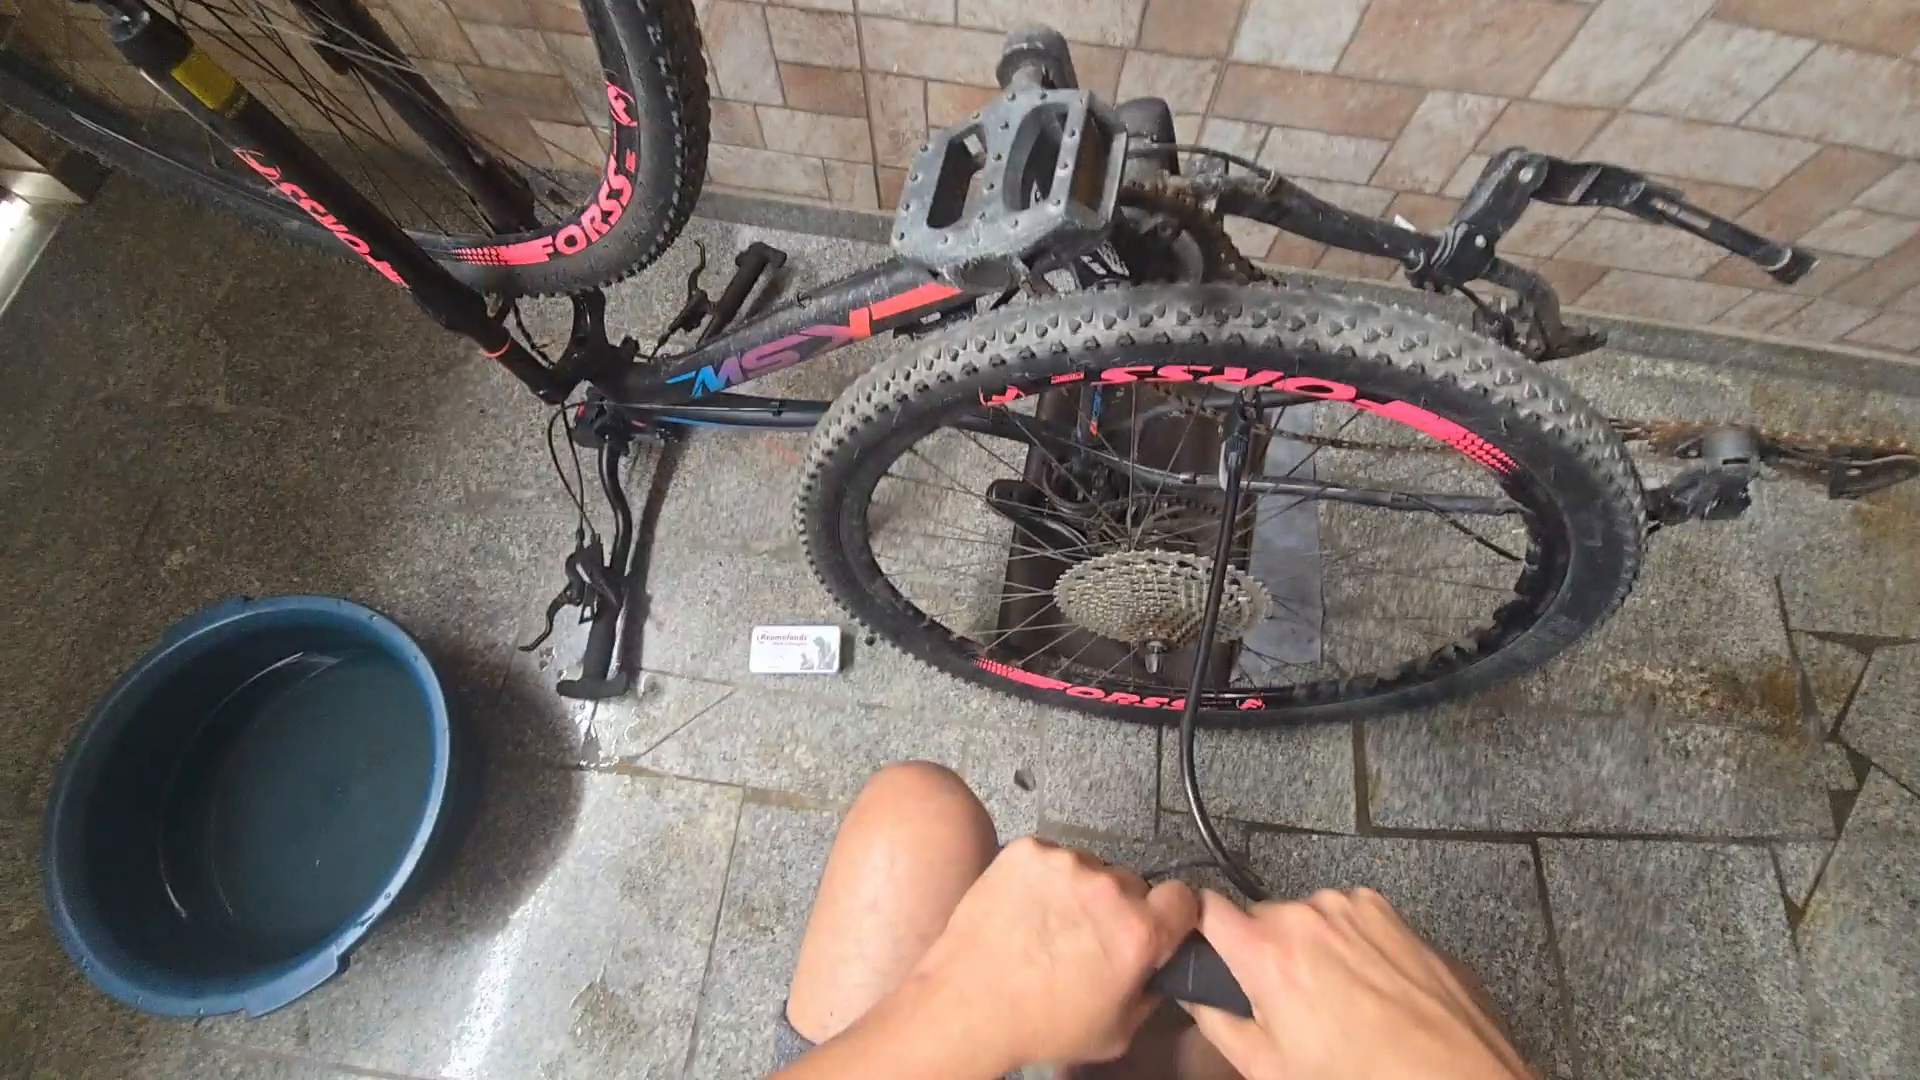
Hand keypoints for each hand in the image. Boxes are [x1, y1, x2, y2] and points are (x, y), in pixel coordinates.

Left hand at [904, 837, 1198, 1069]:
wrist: (969, 1001)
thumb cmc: (1039, 1022)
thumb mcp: (1117, 1030)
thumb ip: (1151, 989)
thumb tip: (1161, 962)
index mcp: (1136, 931)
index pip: (1183, 898)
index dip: (1173, 914)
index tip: (1159, 922)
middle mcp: (1104, 887)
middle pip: (1131, 883)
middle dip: (1117, 906)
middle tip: (1088, 935)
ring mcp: (1063, 862)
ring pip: (1089, 868)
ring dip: (1078, 889)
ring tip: (1049, 923)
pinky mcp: (1028, 849)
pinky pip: (1052, 856)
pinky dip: (1044, 876)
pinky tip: (1028, 908)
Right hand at [1188, 888, 1532, 1079]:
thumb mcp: (1272, 1072)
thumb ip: (1217, 1022)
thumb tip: (1194, 993)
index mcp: (1266, 950)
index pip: (1203, 907)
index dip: (1200, 928)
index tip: (1210, 952)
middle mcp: (1303, 913)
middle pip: (1260, 920)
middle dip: (1267, 954)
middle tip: (1292, 1006)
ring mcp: (1348, 906)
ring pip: (1305, 920)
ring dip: (1311, 948)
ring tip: (1344, 1002)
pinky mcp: (1386, 910)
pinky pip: (1347, 917)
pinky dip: (1350, 943)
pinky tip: (1374, 988)